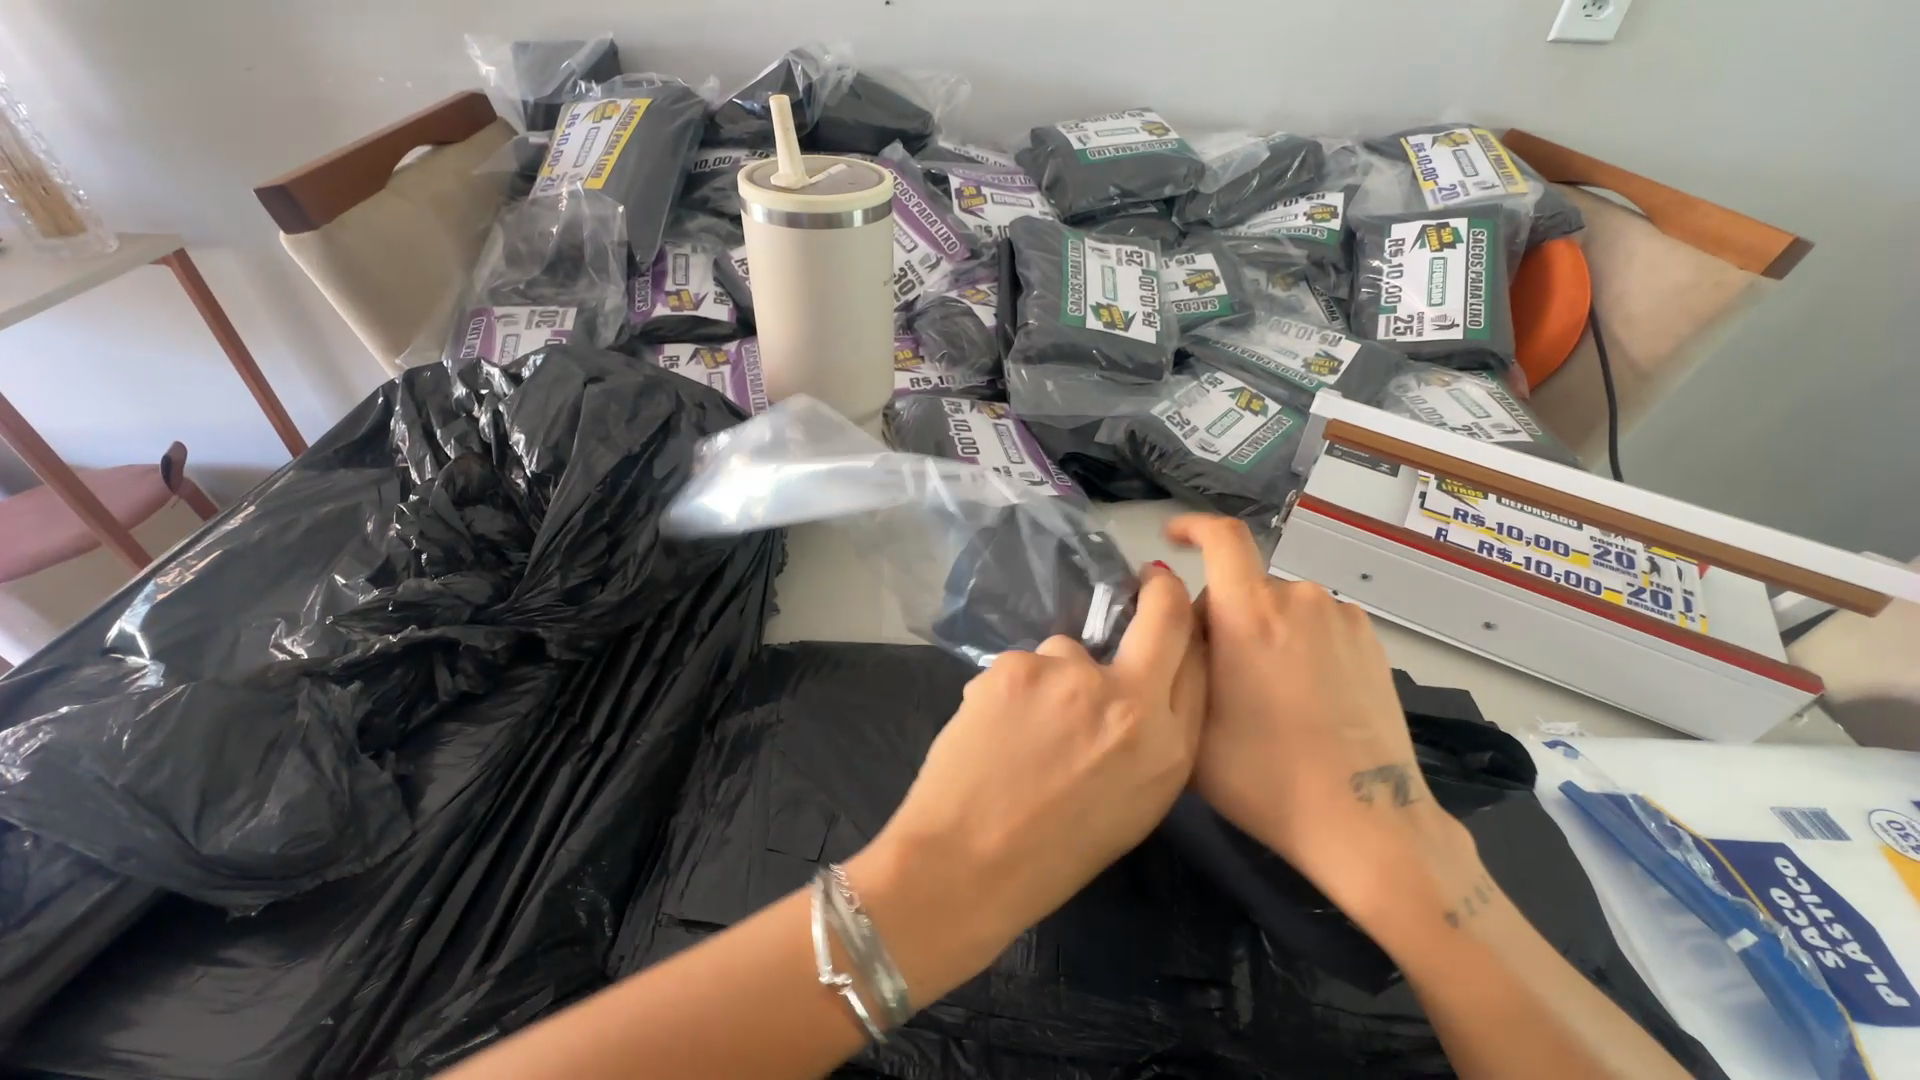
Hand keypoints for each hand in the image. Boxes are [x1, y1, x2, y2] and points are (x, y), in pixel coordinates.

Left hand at [847, 562, 1206, 993]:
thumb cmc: (1052, 855)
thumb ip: (1149, 739)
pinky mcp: (1018, 667)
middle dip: (1159, 590)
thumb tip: (1140, 687)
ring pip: (1068, 648)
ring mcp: (1073, 678)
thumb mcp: (1133, 806)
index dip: (1186, 635)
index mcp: (1171, 749)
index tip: (1174, 616)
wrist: (966, 868)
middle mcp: (1133, 703)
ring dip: (1053, 676)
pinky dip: (1011, 690)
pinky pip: (1023, 665)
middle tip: (1149, 579)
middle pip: (1163, 618)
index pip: (1199, 663)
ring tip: (1020, 731)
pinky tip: (992, 730)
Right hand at [1166, 514, 1476, 927]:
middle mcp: (1298, 600)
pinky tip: (1304, 698)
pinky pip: (1318, 627)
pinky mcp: (1372, 643)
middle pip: (1244, 587)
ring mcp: (1342, 619)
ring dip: (1263, 633)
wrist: (1365, 819)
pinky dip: (1300, 646)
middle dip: (1222, 616)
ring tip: (1263, 694)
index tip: (1173, 537)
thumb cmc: (1263, 776)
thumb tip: (1183, 625)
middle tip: (1214, 673)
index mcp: (1249, 613)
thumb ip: (1178, 662)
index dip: (1193, 526)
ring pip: (1282, 609)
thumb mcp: (1192, 724)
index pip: (1221, 538)